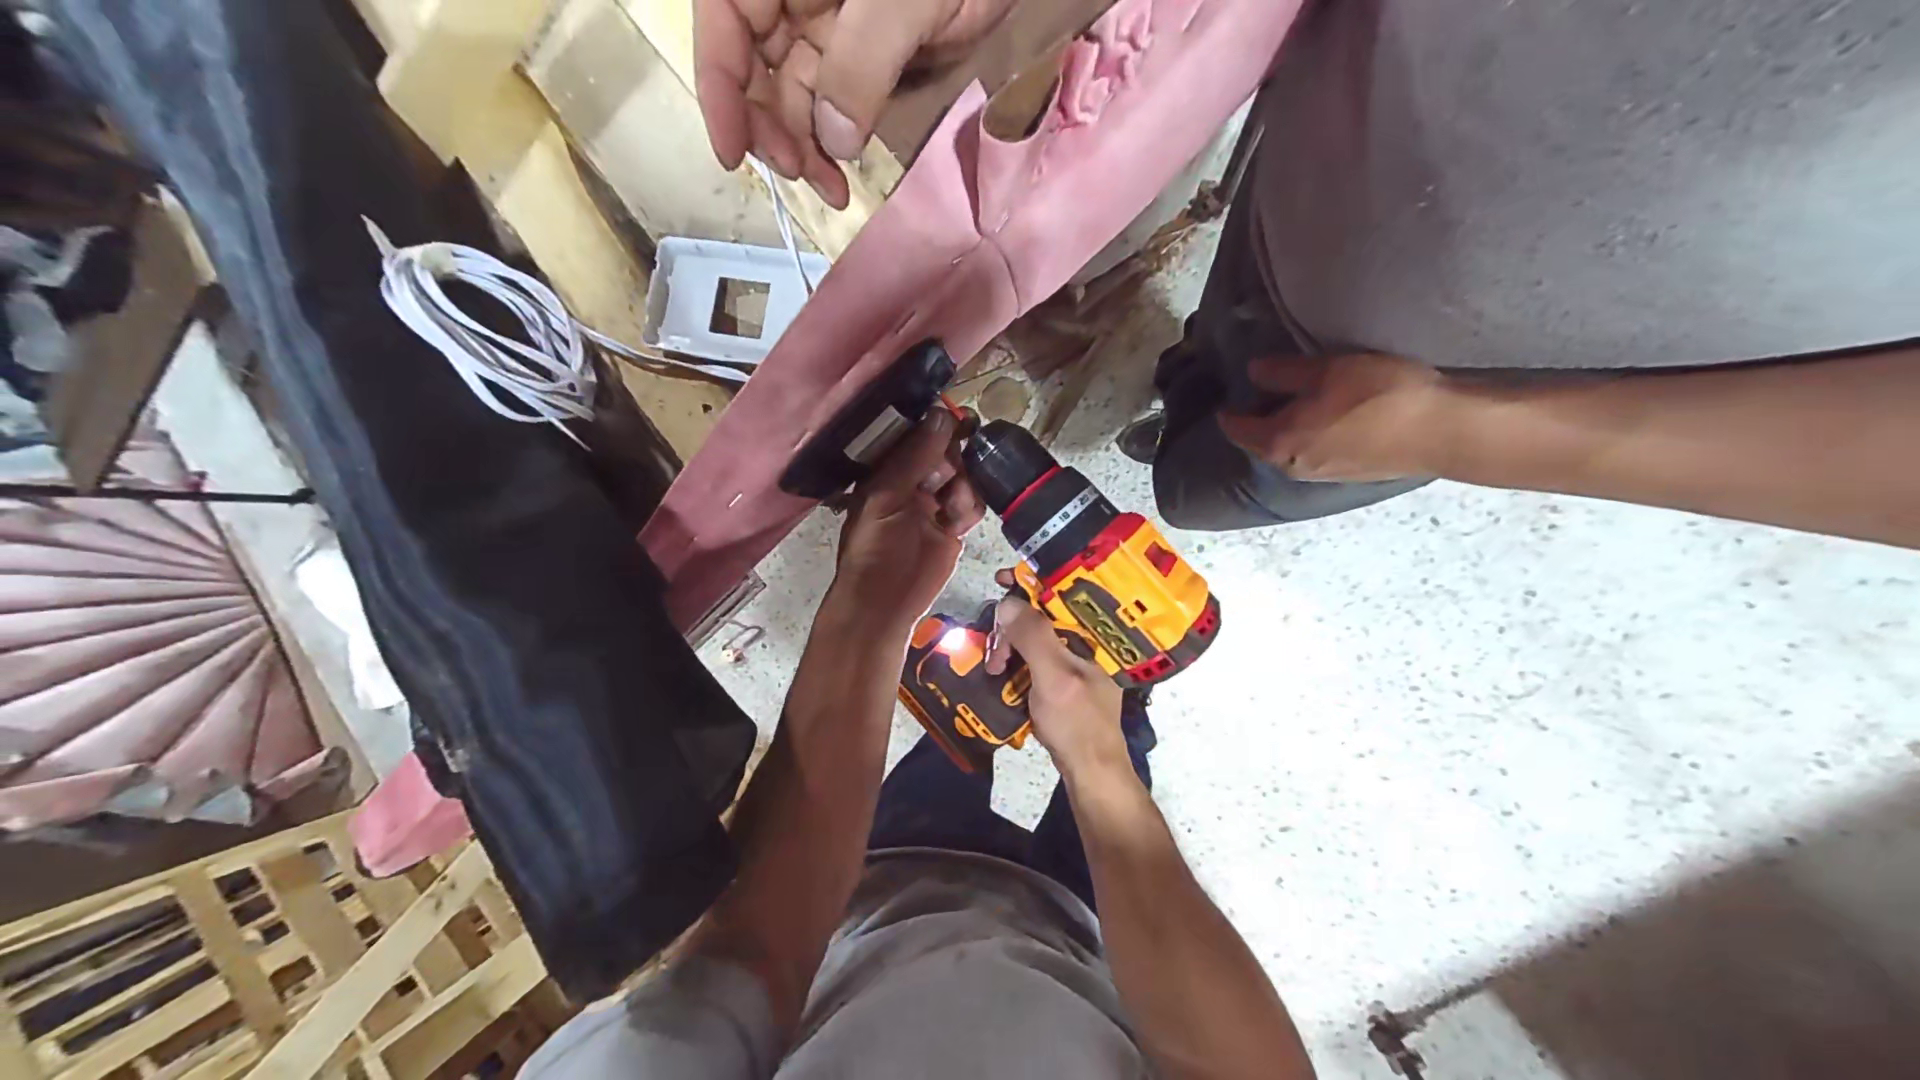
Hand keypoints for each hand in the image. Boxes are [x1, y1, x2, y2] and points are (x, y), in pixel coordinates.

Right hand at [694, 0, 1016, 207]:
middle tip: (798, 172)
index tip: (731, 152)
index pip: (723, 20)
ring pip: (791, 96)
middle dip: (768, 127)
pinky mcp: (858, 56)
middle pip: (753, 67)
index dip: (719, 87)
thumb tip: (833, 138)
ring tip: (830, 190)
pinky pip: (831, 105)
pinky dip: (831, 144)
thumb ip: (862, 63)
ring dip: (803, 148)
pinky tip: (841, 177)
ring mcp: (825, 25)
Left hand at [828, 410, 983, 632]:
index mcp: (888, 470)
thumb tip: (942, 414)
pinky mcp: (953, 527)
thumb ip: (915, 456)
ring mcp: (935, 504)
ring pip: (964, 478)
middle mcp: (913, 481)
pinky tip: (958, 522)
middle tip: (951, 476)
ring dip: (964, 488)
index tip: (962, 419)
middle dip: (955, 461)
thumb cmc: (874, 547)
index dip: (939, 427)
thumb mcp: (887, 496)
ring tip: (952, 509)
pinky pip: (972, 505)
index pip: (917, 436)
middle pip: (946, 454)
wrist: (884, 602)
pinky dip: (970, 510)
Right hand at [985, 575, 1128, 784]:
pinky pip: (1034, 657)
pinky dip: (1016, 660)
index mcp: (1094, 633)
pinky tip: (1002, 672)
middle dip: (1012, 625)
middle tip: (995, 652)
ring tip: (995, 668)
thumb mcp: (1053, 677)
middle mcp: (1087, 640)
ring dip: (1010, 645)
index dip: (1031, 582)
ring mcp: (1075, 660)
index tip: (1001, 580)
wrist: (1089, 771)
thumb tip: (1009, 603)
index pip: (1062, 592)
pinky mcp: (1063, 678)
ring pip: (1035, 636)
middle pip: (1043, 613)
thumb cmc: (1077, 723)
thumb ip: (1033, 637)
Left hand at [1217, 353, 1450, 480]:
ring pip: (1287, 451)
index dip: (1228, 414)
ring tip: (1292, 404)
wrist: (1443, 431)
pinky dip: (1306, 439)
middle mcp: (1291, 466)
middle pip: (1261, 443)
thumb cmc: (1379, 394)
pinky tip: (1324, 421)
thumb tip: (1253, 371)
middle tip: (1259, 396)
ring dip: (1283, 431)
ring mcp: (1320, 475)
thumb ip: (1282, 373)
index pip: (1237, 430)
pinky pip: (1312, 456)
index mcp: (1277, 442)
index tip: (1225, 402)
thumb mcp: (1326, 371)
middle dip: (1256, 422)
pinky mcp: (1348, 476)